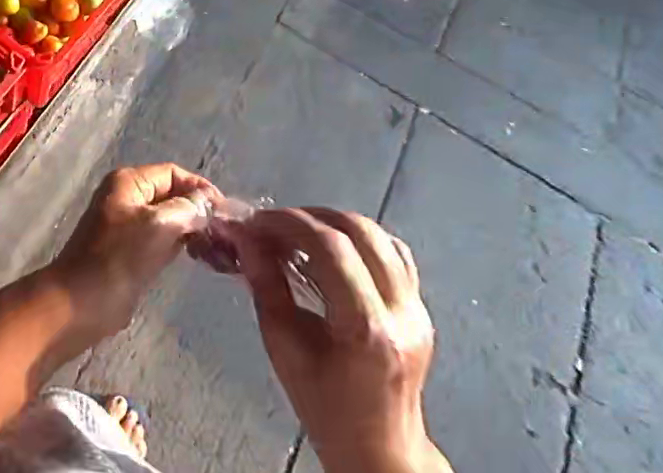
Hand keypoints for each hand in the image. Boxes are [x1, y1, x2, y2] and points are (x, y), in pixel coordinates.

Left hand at [51, 164, 219, 340]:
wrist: (82, 302)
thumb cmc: (119, 258)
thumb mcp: (158, 225)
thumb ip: (187, 208)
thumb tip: (207, 202)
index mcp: (129, 182)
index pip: (173, 174)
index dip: (200, 189)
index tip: (225, 213)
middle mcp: (127, 197)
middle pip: (172, 195)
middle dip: (198, 211)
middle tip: (226, 236)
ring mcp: (127, 224)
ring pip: (169, 219)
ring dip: (192, 231)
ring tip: (218, 250)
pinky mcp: (130, 251)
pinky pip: (162, 240)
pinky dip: (180, 246)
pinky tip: (200, 259)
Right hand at [237, 209, 446, 472]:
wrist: (378, 446)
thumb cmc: (324, 405)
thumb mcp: (282, 346)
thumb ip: (265, 284)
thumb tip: (243, 236)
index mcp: (367, 329)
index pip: (330, 248)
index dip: (288, 223)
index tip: (255, 222)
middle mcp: (401, 312)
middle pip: (357, 231)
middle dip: (306, 217)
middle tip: (271, 225)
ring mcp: (416, 308)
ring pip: (377, 234)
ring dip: (330, 222)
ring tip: (296, 233)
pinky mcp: (419, 306)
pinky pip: (392, 252)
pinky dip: (357, 238)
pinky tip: (330, 248)